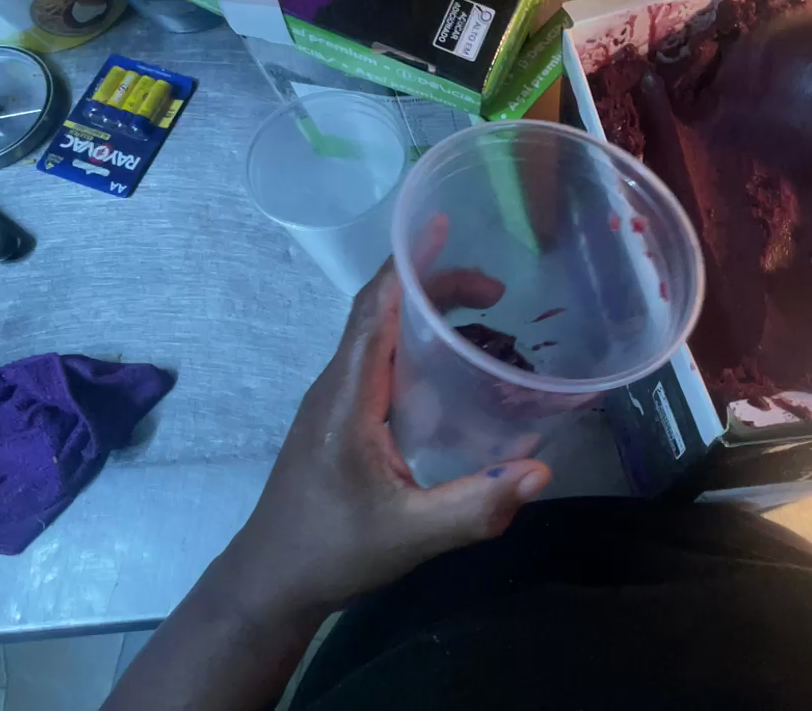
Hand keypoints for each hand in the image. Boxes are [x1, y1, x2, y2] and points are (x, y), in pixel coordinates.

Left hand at [106, 256, 551, 710]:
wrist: (269, 583)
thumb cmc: (331, 552)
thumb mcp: (409, 536)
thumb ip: (474, 507)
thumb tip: (542, 471)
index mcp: (348, 396)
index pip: (373, 309)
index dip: (407, 264)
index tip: (444, 228)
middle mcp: (338, 382)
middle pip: (380, 309)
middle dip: (435, 284)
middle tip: (497, 290)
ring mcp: (337, 396)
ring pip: (379, 329)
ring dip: (425, 308)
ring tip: (484, 309)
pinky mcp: (343, 412)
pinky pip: (381, 354)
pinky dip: (417, 337)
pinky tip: (451, 359)